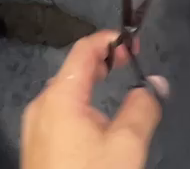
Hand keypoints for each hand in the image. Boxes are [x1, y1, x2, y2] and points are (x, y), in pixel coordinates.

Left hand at [21, 30, 164, 168]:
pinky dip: (82, 105)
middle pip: (74, 68)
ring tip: (118, 88)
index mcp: (60, 96)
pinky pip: (60, 114)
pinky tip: (98, 122)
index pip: (84, 49)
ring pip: (66, 92)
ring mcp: (34, 129)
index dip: (111, 40)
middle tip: (131, 63)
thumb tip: (155, 83)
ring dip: (93, 84)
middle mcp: (41, 105)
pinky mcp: (36, 150)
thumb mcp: (126, 147)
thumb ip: (143, 107)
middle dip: (104, 61)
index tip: (136, 45)